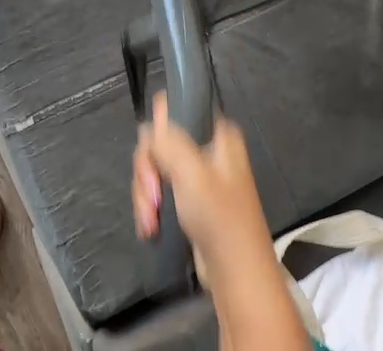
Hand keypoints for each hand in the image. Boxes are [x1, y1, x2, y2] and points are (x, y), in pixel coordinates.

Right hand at [132, 95, 273, 289]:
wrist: (235, 274)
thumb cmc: (219, 218)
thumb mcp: (192, 172)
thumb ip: (169, 139)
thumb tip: (157, 108)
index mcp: (217, 135)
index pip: (176, 110)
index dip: (158, 130)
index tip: (152, 154)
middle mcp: (206, 150)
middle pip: (158, 142)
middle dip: (147, 172)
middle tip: (152, 195)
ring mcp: (196, 176)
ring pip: (154, 168)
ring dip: (146, 194)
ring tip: (151, 219)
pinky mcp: (187, 200)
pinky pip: (158, 191)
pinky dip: (150, 206)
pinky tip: (151, 225)